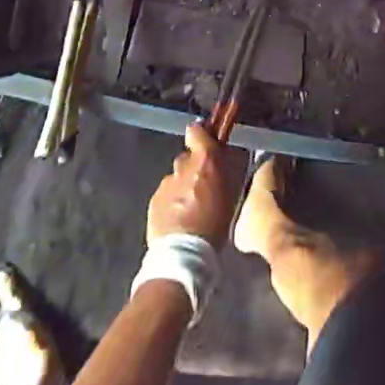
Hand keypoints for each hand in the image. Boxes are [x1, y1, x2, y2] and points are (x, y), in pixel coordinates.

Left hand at [147, 123, 239, 245]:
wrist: (183, 253)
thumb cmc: (215, 223)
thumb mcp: (231, 195)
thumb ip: (225, 171)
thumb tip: (223, 158)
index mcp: (206, 162)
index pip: (197, 132)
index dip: (200, 134)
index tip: (204, 139)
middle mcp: (183, 167)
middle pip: (187, 158)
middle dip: (193, 167)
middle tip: (202, 185)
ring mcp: (166, 183)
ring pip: (176, 178)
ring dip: (182, 186)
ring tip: (190, 208)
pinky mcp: (154, 200)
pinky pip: (165, 194)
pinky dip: (171, 201)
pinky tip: (178, 218)